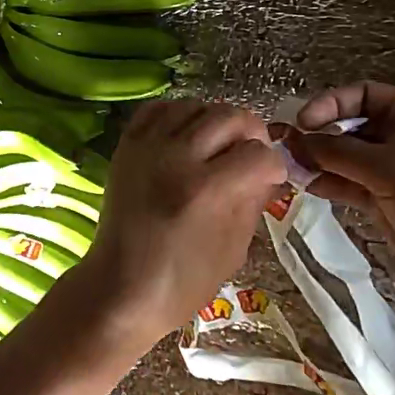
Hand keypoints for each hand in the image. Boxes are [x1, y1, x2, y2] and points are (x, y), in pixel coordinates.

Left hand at [77, 100, 286, 347]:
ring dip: (217, 120)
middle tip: (253, 155)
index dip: (274, 166)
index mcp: (206, 190)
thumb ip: (253, 200)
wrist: (120, 289)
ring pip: (196, 105)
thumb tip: (269, 172)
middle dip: (253, 133)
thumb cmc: (182, 283)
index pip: (258, 154)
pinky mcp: (127, 146)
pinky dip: (180, 114)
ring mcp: (148, 147)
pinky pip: (159, 108)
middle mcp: (176, 158)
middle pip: (230, 116)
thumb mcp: (234, 249)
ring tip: (221, 144)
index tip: (273, 177)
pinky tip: (189, 134)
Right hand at [287, 82, 394, 312]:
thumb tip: (296, 139)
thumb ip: (340, 152)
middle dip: (321, 135)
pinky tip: (308, 187)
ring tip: (288, 169)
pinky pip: (356, 188)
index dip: (332, 103)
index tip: (303, 121)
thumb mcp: (392, 169)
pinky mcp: (394, 207)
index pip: (367, 95)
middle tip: (284, 147)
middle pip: (356, 128)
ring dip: (322, 162)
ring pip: (352, 161)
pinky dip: (333, 185)